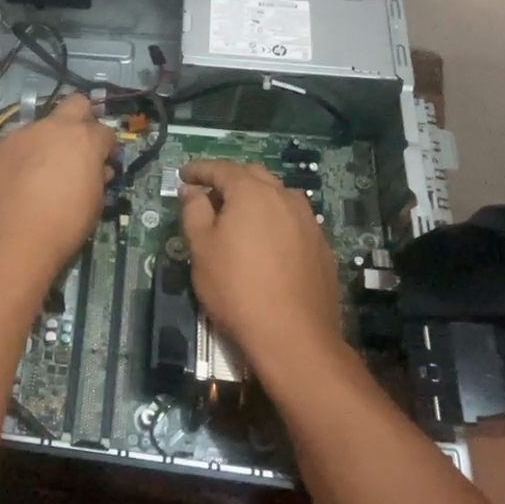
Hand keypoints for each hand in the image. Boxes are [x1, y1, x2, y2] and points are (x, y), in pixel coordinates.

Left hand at [0, 94, 116, 279]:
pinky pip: (12, 145)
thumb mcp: (94, 203)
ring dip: (44, 142)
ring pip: (39, 127)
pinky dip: (18, 157)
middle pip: (75, 103)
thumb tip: (99, 169)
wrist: (11, 243)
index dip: (107, 148)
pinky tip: (14, 181)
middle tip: (77, 147)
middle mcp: (51, 127)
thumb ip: (98, 177)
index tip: (104, 163)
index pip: (105, 131)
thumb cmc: (63, 226)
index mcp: (83, 139)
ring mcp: (19, 135)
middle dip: (81, 119)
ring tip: (38, 172)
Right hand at [179, 159, 342, 374]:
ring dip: (256, 199)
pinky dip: (274, 221)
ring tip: (239, 219)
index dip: (199, 170)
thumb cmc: (236, 288)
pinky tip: (266, 244)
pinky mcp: (321, 246)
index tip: (183, 175)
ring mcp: (308, 221)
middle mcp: (284, 197)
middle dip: (229, 180)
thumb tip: (192, 190)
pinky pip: (293, 220)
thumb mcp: (201, 248)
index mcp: (252, 192)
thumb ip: (194, 211)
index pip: (221, 168)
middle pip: (253, 176)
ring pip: (278, 197)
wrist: (293, 335)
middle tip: (209, 197)